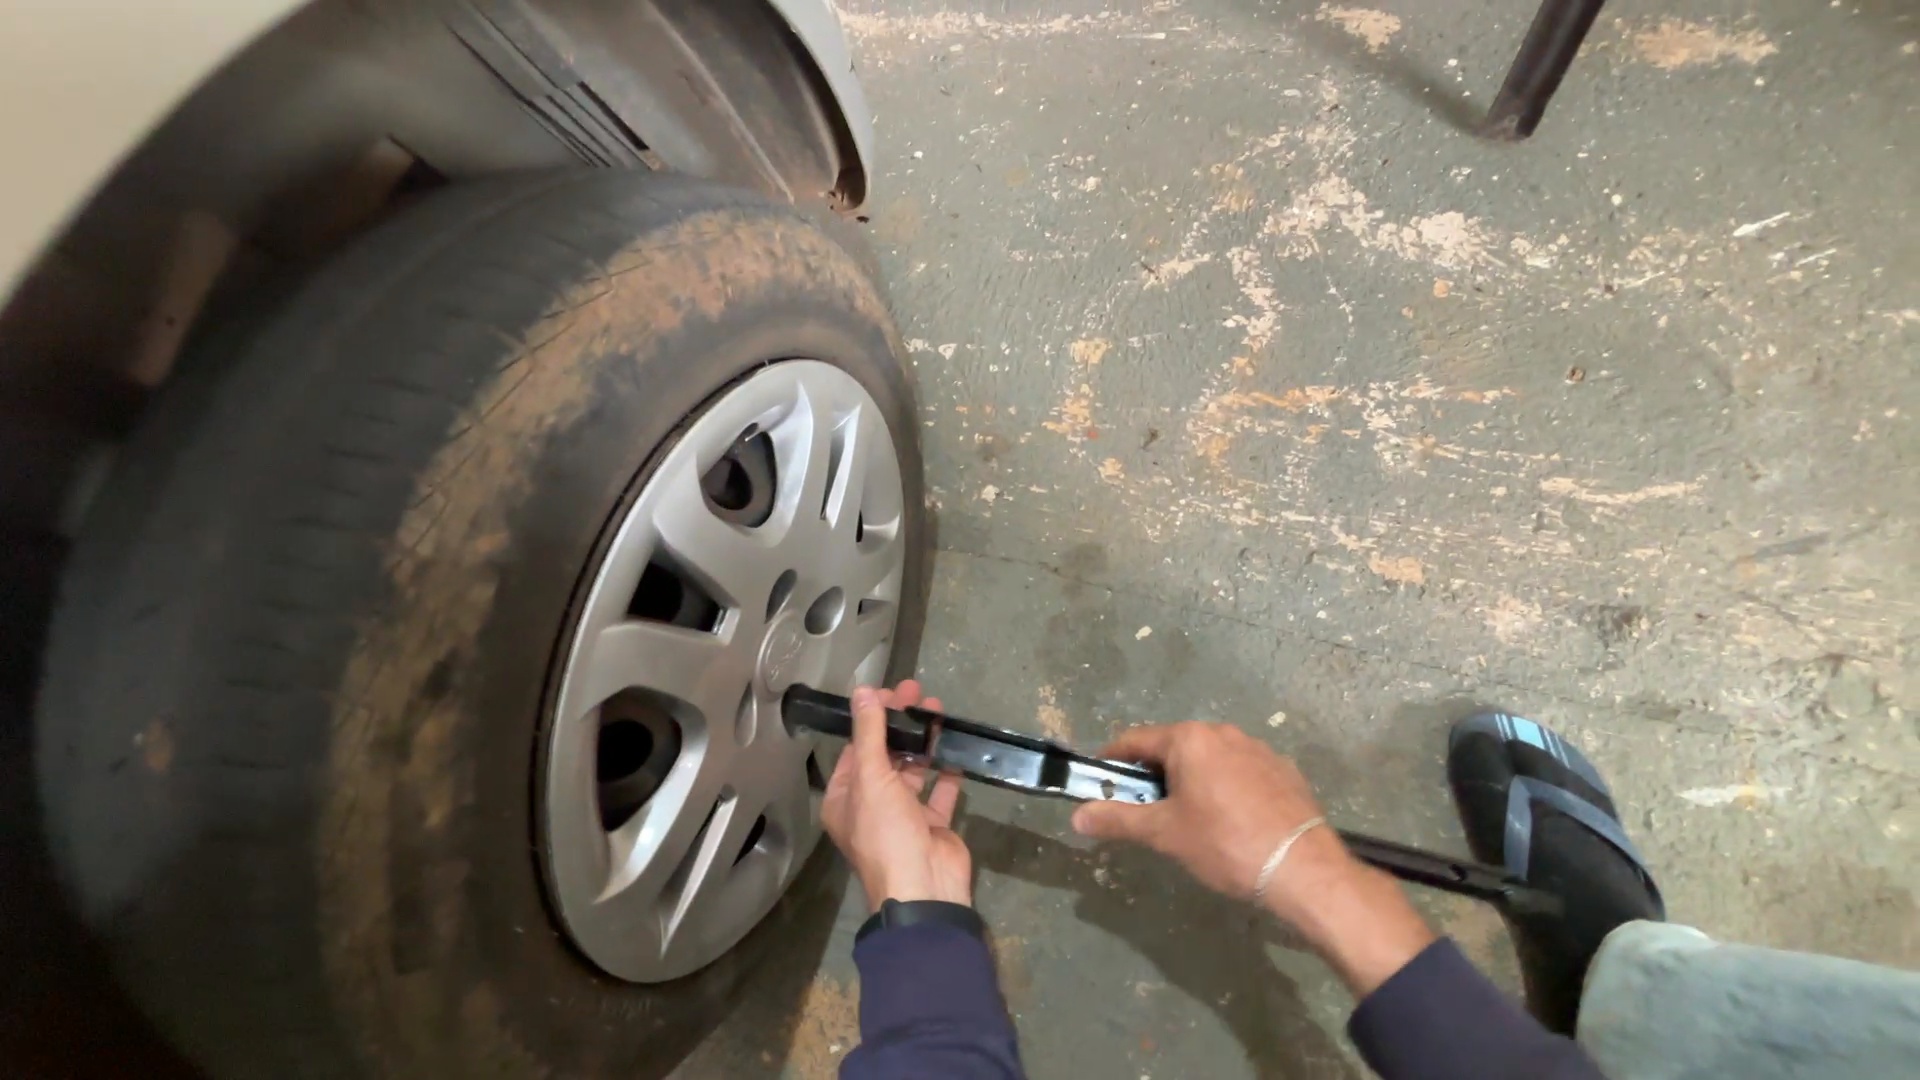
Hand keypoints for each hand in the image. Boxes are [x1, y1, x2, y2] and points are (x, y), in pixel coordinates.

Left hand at [820, 681, 972, 911]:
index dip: (871, 718)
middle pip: (885, 755)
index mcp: (845, 798)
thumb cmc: (886, 832)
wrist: (924, 888)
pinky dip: (947, 769)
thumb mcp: (871, 778)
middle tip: (918, 692)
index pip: (855, 748)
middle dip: (900, 724)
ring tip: (939, 710)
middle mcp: (871, 806)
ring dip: (923, 741)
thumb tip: (862, 691)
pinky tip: (955, 745)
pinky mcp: (933, 824)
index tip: (891, 692)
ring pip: (913, 770)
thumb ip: (870, 732)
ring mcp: (904, 816)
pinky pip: (940, 790)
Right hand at [1071, 722, 1434, 995]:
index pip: (1136, 740)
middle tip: (1144, 807)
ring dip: (1191, 778)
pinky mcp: (1284, 770)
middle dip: (1154, 773)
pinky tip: (1230, 819)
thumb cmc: (1225, 844)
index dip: (1113, 759)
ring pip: (1209, 758)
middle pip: (1173, 746)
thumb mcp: (1164, 834)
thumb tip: (1077, 816)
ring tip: (1188, 816)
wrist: (1304, 871)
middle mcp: (1222, 733)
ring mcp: (1258, 749)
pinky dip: (1225, 786)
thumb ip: (1117, 819)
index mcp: (1189, 739)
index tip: (1100, 779)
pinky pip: (1240, 771)